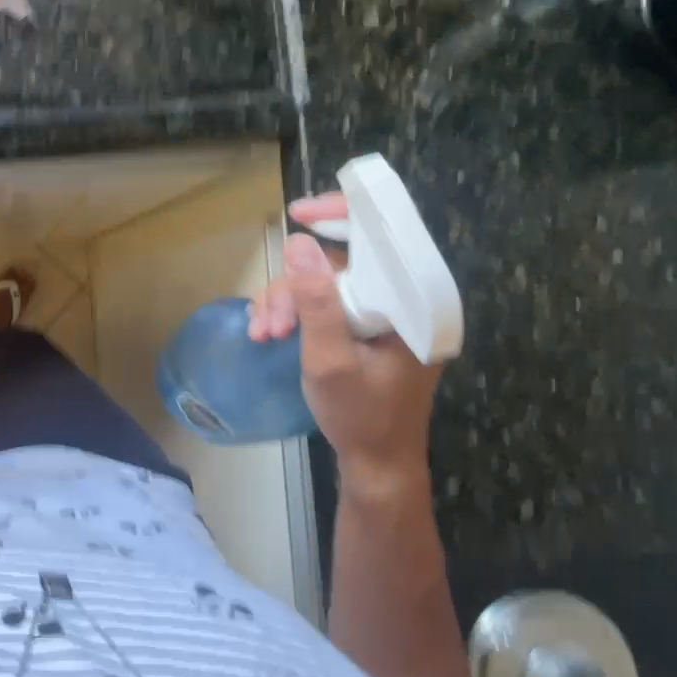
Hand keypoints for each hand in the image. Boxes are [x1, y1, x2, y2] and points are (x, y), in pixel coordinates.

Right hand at [249, 194, 442, 494]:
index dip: (342, 214)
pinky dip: (293, 314)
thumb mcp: (330, 360)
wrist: (377, 462)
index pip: (382, 237)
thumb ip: (317, 303)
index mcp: (412, 302)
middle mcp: (402, 300)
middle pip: (340, 262)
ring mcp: (383, 315)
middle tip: (269, 324)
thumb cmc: (360, 415)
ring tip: (264, 335)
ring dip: (285, 303)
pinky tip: (269, 334)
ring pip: (323, 283)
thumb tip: (298, 244)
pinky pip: (325, 303)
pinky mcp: (366, 328)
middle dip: (293, 287)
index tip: (298, 215)